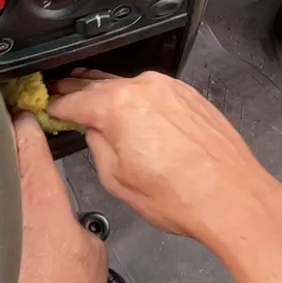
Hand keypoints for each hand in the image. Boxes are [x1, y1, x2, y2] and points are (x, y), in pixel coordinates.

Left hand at [10, 114, 107, 282]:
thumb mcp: (94, 257)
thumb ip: (80, 227)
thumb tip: (70, 225)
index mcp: (40, 194)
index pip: (27, 137)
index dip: (26, 119)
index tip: (26, 110)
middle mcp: (7, 202)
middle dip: (5, 137)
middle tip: (13, 129)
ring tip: (5, 166)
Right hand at [46, 70, 281, 245]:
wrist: (234, 199)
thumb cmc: (182, 197)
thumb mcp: (117, 179)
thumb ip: (98, 146)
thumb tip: (94, 132)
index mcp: (117, 106)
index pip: (73, 100)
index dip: (55, 106)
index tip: (48, 108)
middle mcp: (143, 88)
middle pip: (97, 84)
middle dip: (76, 89)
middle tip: (59, 91)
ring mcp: (170, 89)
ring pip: (126, 84)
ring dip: (105, 89)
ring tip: (89, 93)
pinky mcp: (189, 96)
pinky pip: (153, 90)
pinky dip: (135, 95)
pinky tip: (130, 106)